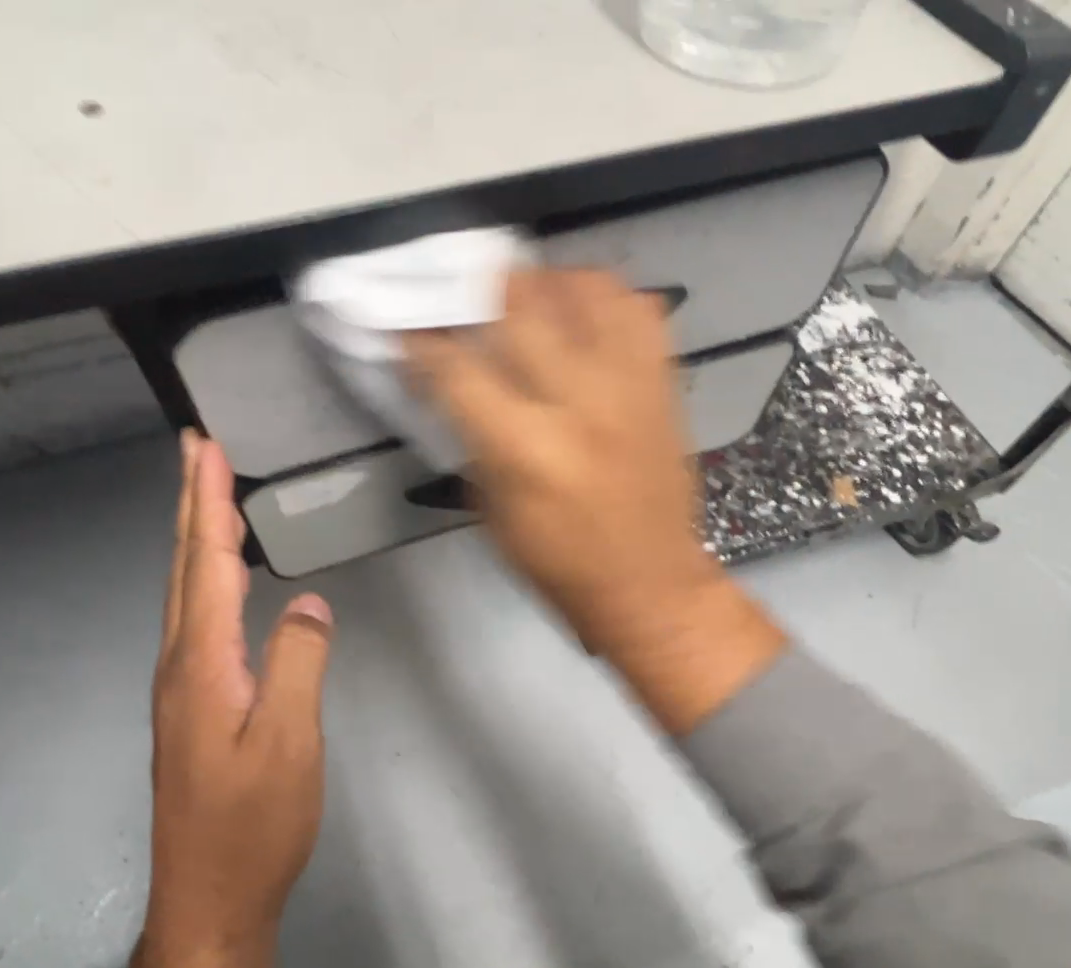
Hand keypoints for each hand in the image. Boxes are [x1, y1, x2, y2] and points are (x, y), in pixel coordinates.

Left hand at [148, 430, 333, 954]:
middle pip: (186, 568)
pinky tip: (218, 583)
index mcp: (202, 661)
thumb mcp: (289, 741)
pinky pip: (194, 620)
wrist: (210, 898)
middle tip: (195, 450)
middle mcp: (181, 664)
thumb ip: (299, 662)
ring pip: (186, 594)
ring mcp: (181, 687)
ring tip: (207, 498)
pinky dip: (204, 579)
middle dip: (191, 504)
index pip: (207, 563)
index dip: (208, 502)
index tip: (205, 447)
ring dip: (195, 538)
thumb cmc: (254, 823)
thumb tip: (308, 604)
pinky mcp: (191, 708)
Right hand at [406, 269, 784, 734]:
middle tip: (464, 293)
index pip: (457, 369)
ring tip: (527, 293)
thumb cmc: (558, 561)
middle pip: (521, 308)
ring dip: (546, 281)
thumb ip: (471, 436)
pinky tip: (585, 312)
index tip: (407, 329)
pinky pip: (639, 311)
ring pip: (586, 291)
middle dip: (480, 291)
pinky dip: (607, 298)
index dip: (422, 343)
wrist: (650, 583)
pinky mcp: (663, 385)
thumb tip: (450, 383)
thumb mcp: (490, 509)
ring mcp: (628, 386)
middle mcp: (578, 403)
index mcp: (524, 447)